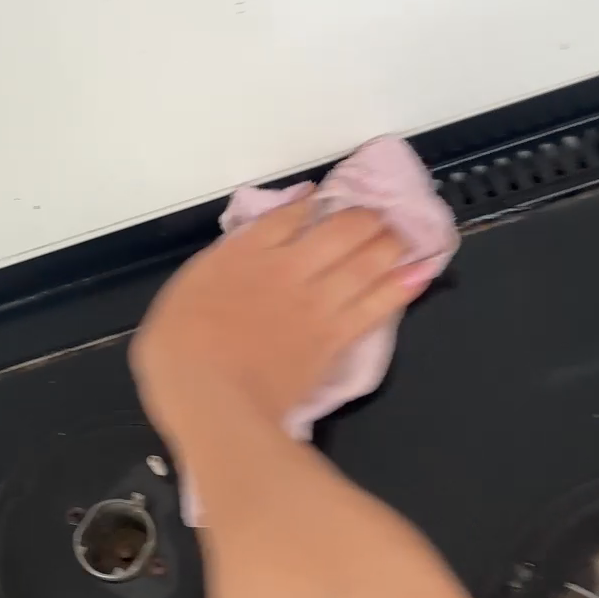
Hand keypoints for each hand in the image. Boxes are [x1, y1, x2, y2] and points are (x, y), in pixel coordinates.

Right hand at [130, 196, 418, 443]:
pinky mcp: (336, 337)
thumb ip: (217, 264)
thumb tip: (243, 246)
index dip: (308, 203)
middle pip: (341, 228)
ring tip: (398, 236)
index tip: (318, 199)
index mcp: (245, 252)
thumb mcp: (183, 292)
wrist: (212, 398)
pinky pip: (379, 303)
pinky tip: (420, 271)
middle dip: (360, 217)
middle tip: (370, 217)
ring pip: (367, 259)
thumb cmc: (178, 350)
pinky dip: (402, 285)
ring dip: (387, 243)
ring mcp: (318, 301)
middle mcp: (288, 266)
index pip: (289, 214)